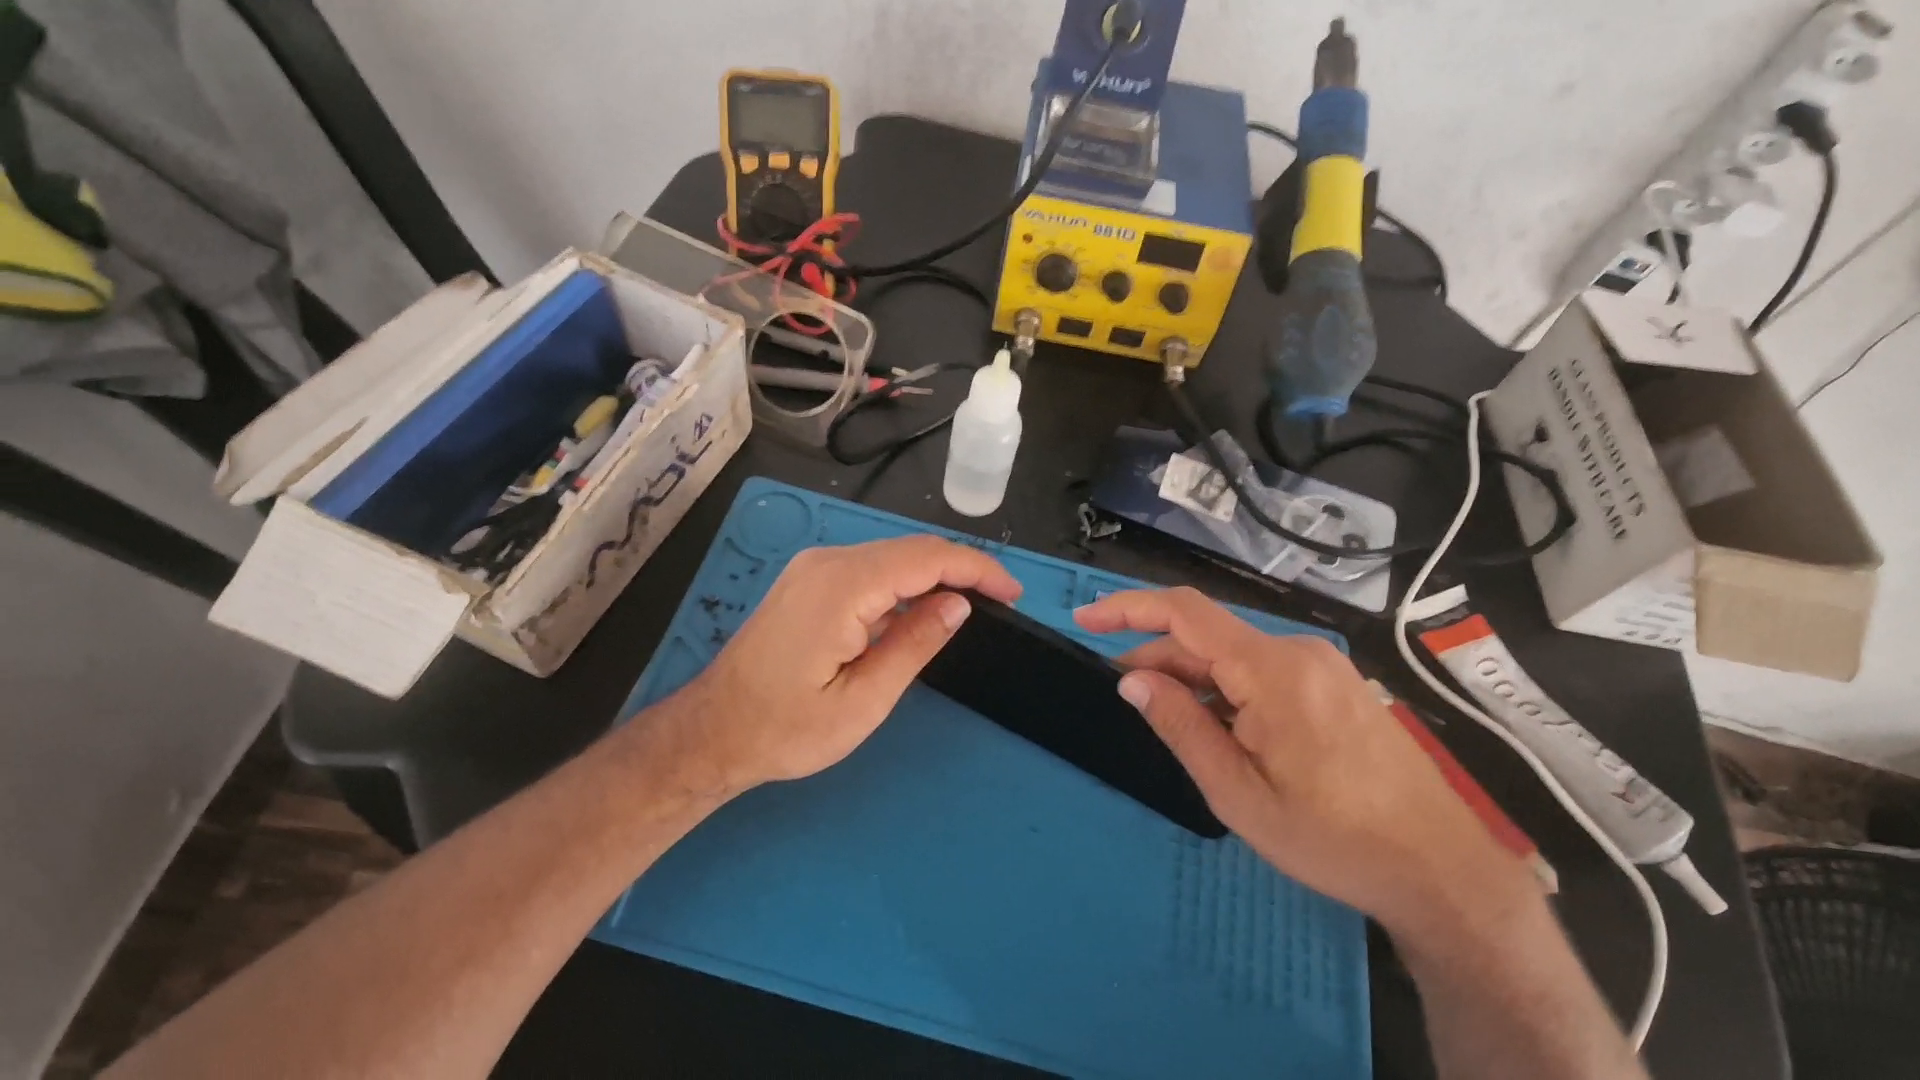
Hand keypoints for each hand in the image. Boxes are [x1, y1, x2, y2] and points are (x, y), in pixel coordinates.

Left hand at [646, 535, 1021, 795]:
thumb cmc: (786, 728)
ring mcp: (813, 569)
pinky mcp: (807, 582)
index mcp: (841, 586)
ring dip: (935, 577)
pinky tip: (923, 611)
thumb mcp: (863, 701)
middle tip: (1002, 603)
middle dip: (961, 570)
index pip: (926, 558)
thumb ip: (914, 645)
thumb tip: (958, 605)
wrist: (714, 731)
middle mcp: (826, 562)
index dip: (976, 570)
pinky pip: (869, 571)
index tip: (1013, 594)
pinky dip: (905, 585)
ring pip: (891, 557)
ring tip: (973, 608)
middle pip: (910, 550)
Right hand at [1075, 587, 1533, 937]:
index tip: (1085, 619)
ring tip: (1170, 723)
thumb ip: (1181, 727)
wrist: (1440, 867)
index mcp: (1272, 670)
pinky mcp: (1338, 687)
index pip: (1185, 613)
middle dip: (1158, 659)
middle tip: (1124, 701)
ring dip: (1194, 679)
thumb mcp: (1238, 793)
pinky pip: (1266, 672)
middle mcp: (1299, 652)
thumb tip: (1132, 681)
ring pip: (1237, 656)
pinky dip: (1229, 690)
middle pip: (1209, 637)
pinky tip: (1221, 729)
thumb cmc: (1332, 838)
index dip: (1128, 608)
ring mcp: (1324, 667)